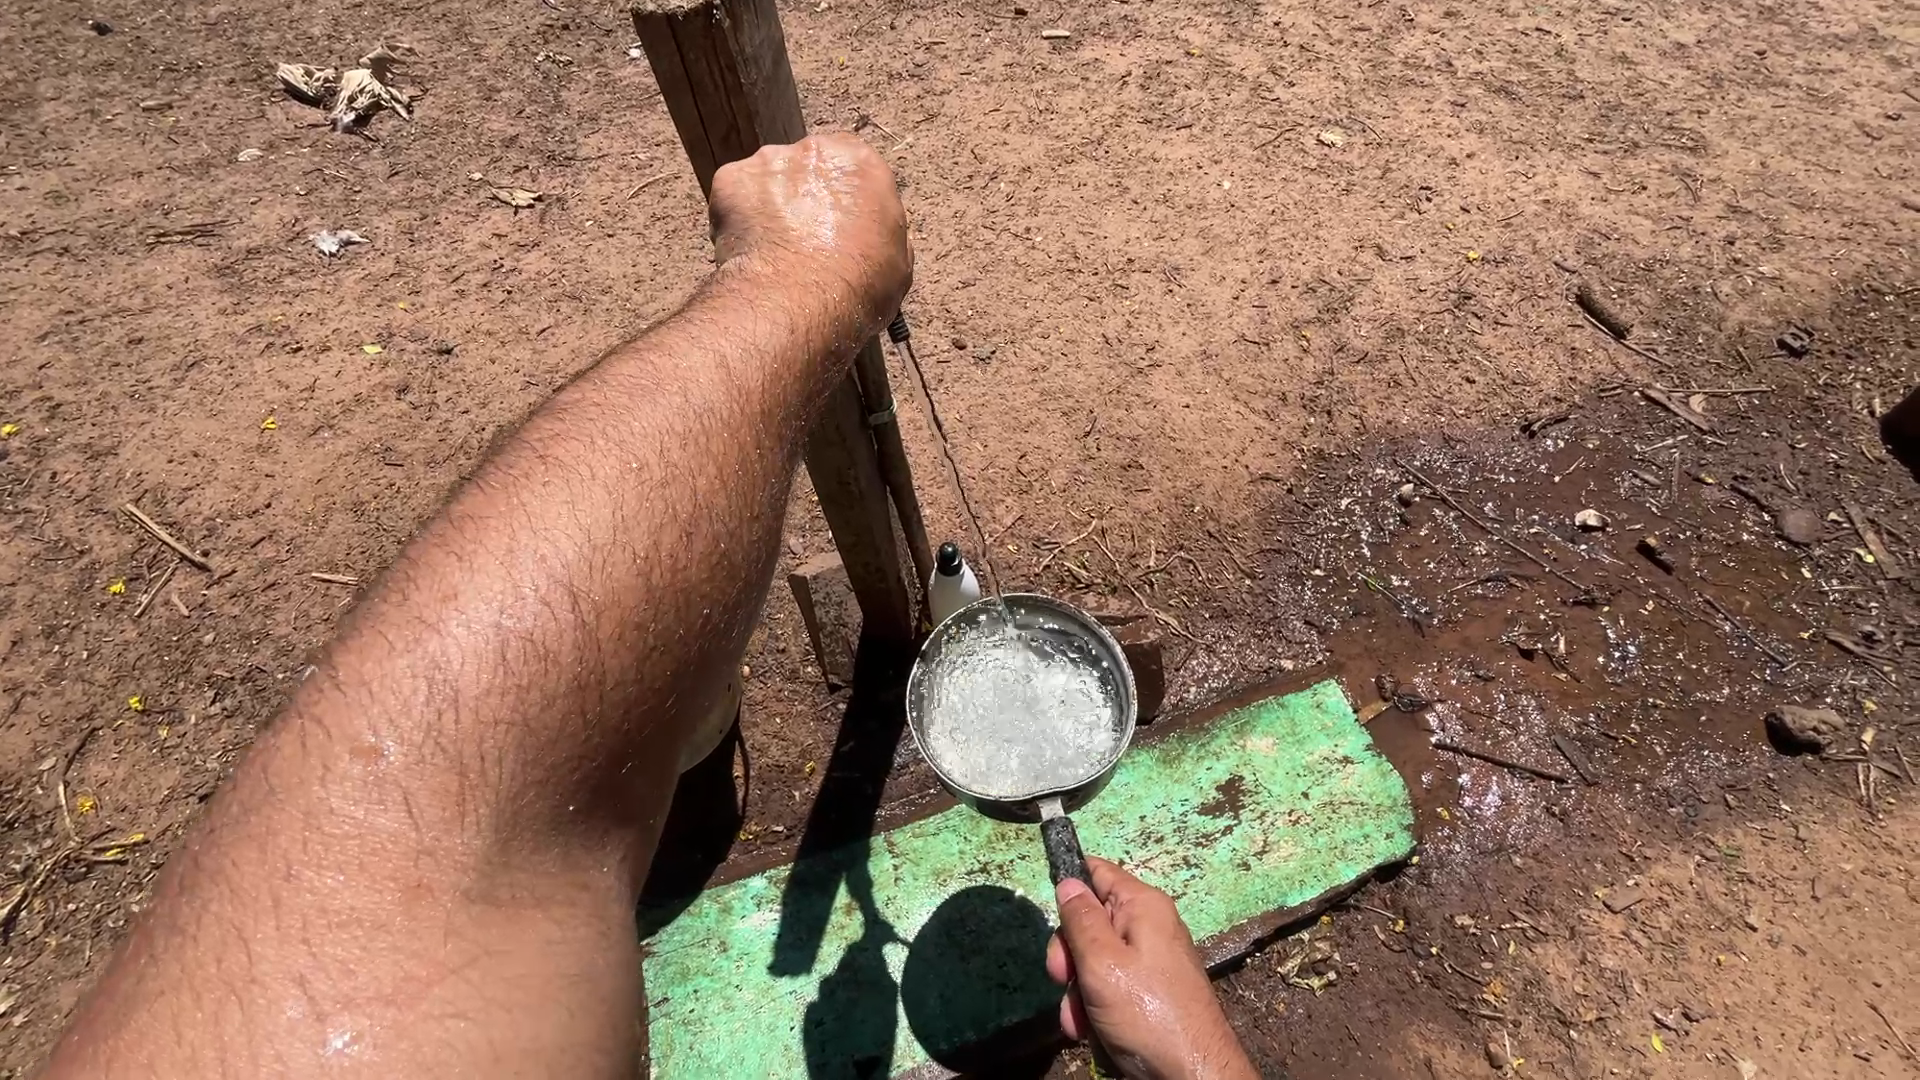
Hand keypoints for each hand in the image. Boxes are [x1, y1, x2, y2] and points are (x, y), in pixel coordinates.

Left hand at [707, 133, 912, 337]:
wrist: (801, 301)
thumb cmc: (858, 287)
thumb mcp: (898, 267)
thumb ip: (886, 235)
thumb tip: (876, 238)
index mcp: (863, 163)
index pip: (855, 169)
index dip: (849, 202)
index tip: (845, 230)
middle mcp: (815, 149)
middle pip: (810, 170)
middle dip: (808, 199)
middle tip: (807, 243)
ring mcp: (769, 161)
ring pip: (770, 181)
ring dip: (772, 208)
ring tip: (777, 254)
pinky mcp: (731, 180)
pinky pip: (736, 197)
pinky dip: (741, 221)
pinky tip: (752, 254)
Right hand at [1047, 858, 1257, 1079]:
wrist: (1195, 1079)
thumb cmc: (1146, 1013)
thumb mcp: (1102, 962)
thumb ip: (1080, 919)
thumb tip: (1068, 881)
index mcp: (1143, 904)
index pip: (1097, 871)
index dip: (1070, 887)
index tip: (1052, 916)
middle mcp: (1149, 925)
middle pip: (1091, 920)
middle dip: (1070, 952)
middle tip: (1060, 978)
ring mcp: (1151, 960)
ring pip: (1096, 958)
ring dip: (1078, 988)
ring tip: (1078, 1019)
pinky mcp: (1151, 991)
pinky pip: (1112, 984)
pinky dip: (1096, 1004)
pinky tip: (1090, 1030)